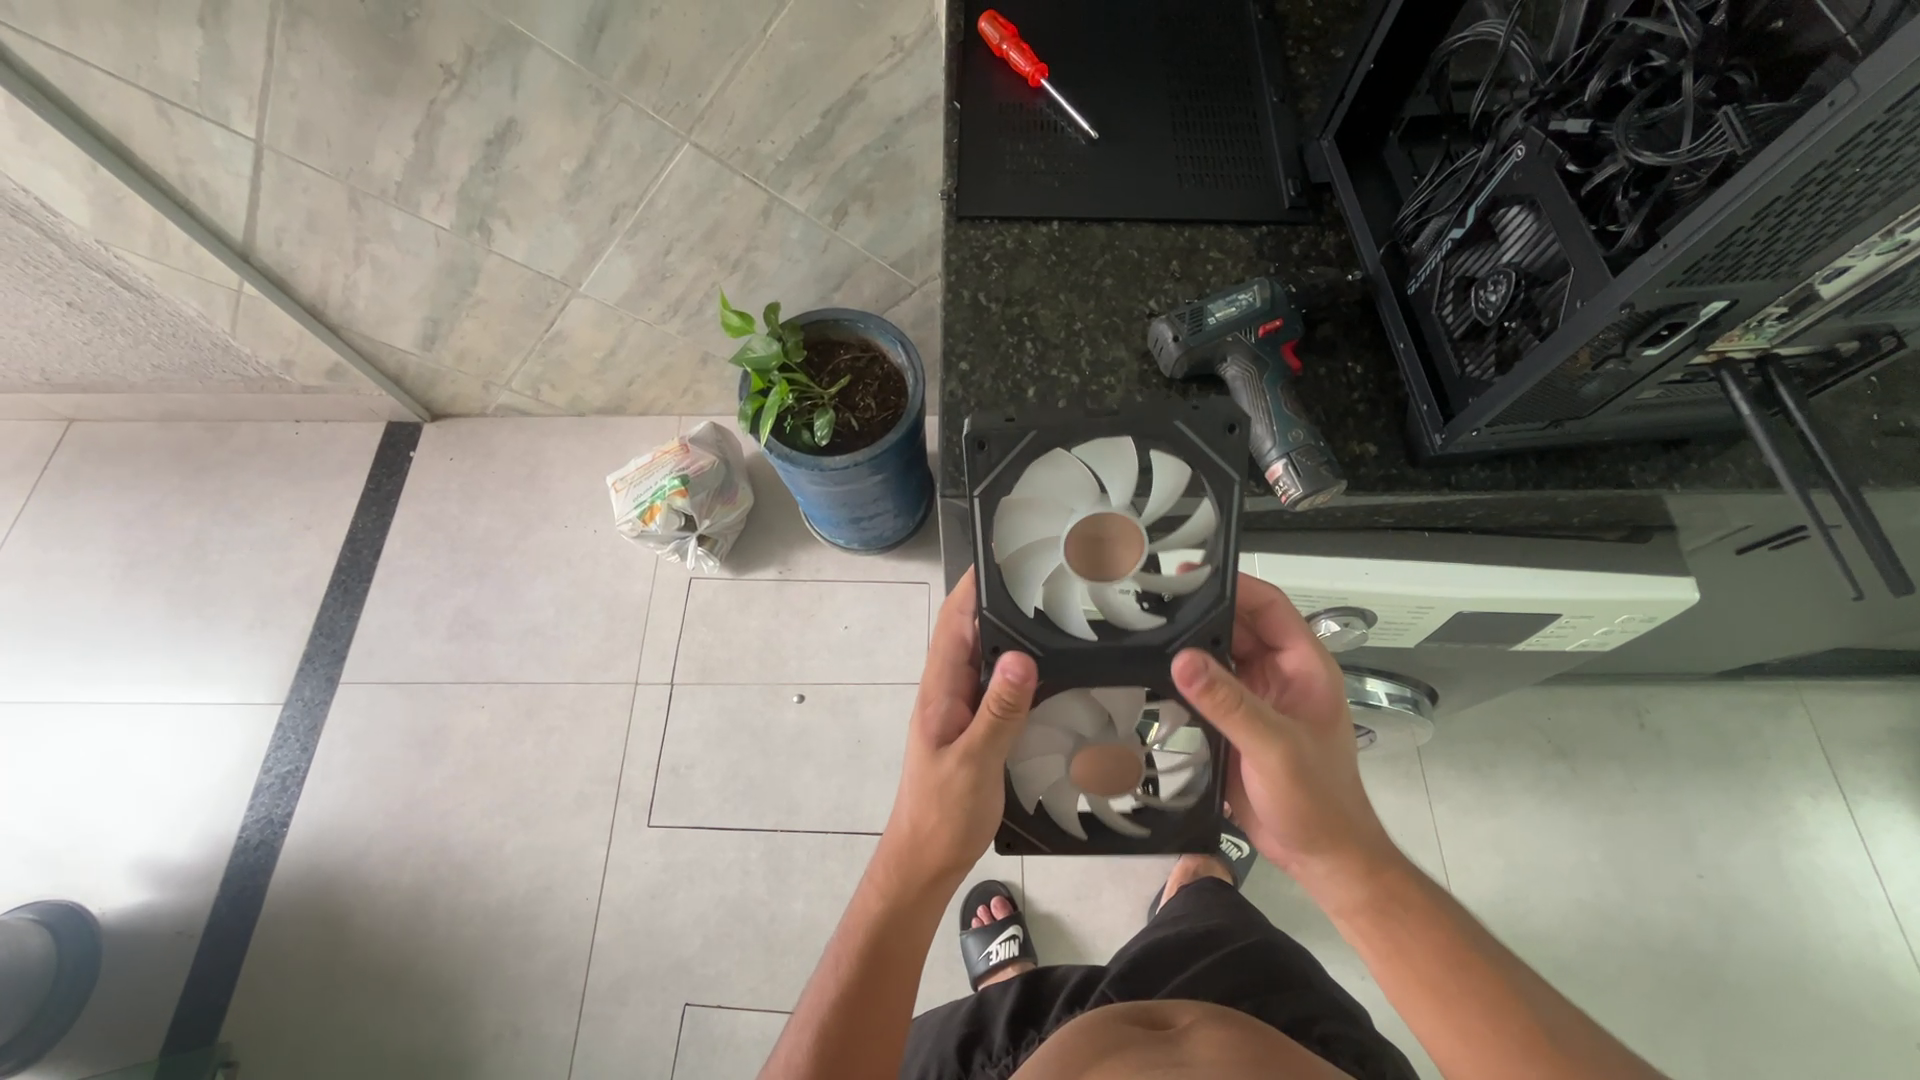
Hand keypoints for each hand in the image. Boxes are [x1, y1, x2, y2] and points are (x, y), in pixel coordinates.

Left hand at [877, 568, 1035, 892]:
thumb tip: (1021, 656)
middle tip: (1049, 573)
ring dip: (1012, 631)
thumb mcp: (973, 762)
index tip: (1007, 551)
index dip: (976, 584)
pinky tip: (1050, 668)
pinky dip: (1019, 668)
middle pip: (972, 632)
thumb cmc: (942, 813)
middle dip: (1001, 598)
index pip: (956, 622)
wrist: (926, 859)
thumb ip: (998, 712)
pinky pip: (997, 686)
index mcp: (940, 689)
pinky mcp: (976, 728)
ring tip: (1056, 608)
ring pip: (986, 658)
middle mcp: (948, 690)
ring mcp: (961, 709)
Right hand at [1171, 573, 1396, 887]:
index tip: (1185, 575)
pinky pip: (1203, 689)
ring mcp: (1254, 698)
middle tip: (1147, 601)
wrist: (1320, 857)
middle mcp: (1277, 673)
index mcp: (1303, 666)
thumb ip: (1229, 702)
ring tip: (1139, 630)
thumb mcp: (1275, 746)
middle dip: (1197, 612)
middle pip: (1235, 627)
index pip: (1268, 606)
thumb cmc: (1316, 799)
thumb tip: (1180, 659)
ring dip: (1184, 645)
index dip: (1231, 584)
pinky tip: (1147, 673)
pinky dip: (1179, 679)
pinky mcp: (1232, 723)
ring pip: (1216, 656)